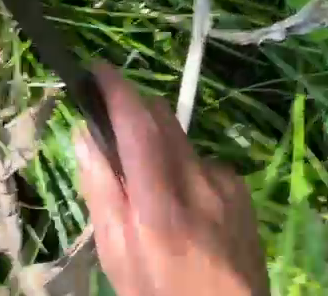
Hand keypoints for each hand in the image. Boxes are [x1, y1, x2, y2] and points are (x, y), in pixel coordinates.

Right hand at [74, 68, 268, 295]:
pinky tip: (180, 201)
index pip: (138, 127)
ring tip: (144, 179)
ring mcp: (226, 188)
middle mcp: (199, 187)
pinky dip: (180, 165)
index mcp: (161, 209)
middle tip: (107, 121)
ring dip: (155, 140)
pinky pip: (201, 159)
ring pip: (179, 137)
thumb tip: (84, 133)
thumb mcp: (117, 257)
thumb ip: (101, 192)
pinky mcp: (242, 193)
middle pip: (161, 117)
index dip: (116, 90)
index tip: (95, 70)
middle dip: (131, 106)